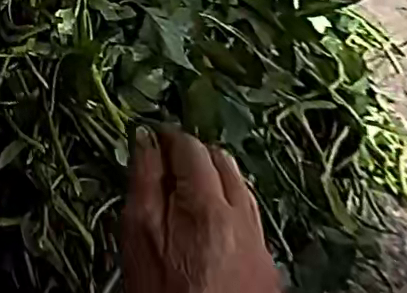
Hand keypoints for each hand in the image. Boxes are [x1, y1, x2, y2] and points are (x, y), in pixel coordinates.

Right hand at [120, 128, 276, 292]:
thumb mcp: (139, 231)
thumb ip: (143, 178)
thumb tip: (145, 137)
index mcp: (208, 208)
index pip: (191, 148)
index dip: (167, 135)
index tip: (148, 136)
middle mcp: (244, 222)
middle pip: (223, 162)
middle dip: (192, 152)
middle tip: (162, 159)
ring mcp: (261, 247)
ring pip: (240, 188)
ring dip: (211, 176)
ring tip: (180, 186)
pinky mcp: (267, 269)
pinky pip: (248, 217)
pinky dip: (225, 204)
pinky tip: (201, 218)